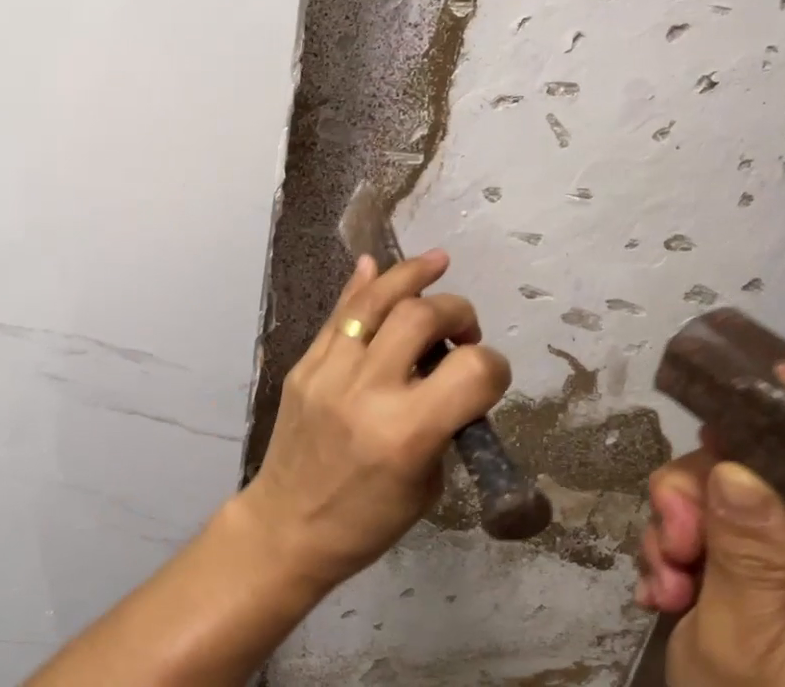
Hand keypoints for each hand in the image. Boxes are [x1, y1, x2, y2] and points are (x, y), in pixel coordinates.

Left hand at [234, 251, 510, 590]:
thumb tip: (450, 362)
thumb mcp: (428, 480)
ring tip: (436, 262)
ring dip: (409, 276)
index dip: (495, 366)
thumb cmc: (370, 518)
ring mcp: (327, 372)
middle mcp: (367, 390)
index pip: (472, 369)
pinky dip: (361, 289)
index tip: (489, 376)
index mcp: (408, 431)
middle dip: (455, 310)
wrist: (290, 522)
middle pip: (420, 316)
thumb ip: (444, 418)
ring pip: (372, 302)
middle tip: (462, 331)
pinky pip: (337, 317)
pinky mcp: (303, 365)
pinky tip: (378, 267)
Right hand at [638, 441, 784, 685]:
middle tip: (666, 552)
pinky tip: (666, 592)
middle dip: (689, 506)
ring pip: (725, 508)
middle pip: (755, 483)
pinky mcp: (780, 590)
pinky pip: (721, 541)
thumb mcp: (741, 636)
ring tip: (662, 587)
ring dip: (675, 536)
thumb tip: (737, 464)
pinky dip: (681, 558)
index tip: (680, 502)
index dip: (733, 464)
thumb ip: (747, 552)